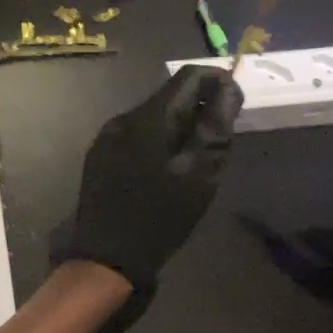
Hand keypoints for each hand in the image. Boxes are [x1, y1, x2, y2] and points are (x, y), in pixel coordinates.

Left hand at [63, 66, 243, 290]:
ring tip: (191, 158)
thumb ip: (216, 126)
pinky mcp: (97, 157)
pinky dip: (155, 142)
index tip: (234, 106)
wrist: (107, 256)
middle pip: (169, 96)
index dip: (218, 82)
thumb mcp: (201, 174)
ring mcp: (105, 138)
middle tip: (217, 139)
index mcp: (149, 118)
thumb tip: (229, 87)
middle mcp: (122, 118)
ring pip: (151, 117)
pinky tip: (161, 170)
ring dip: (175, 126)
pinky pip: (134, 136)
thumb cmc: (160, 218)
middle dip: (198, 108)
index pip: (190, 76)